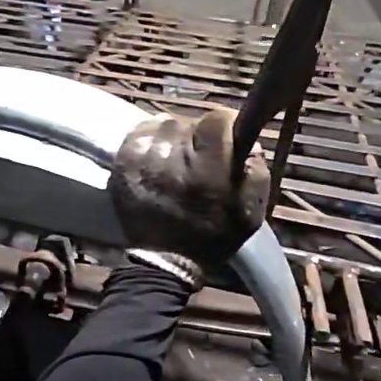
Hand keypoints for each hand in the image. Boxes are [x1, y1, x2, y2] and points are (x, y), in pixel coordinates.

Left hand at [110, 108, 270, 274]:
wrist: (167, 262)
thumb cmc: (215, 237)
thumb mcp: (252, 209)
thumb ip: (256, 170)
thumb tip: (249, 142)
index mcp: (211, 166)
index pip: (217, 118)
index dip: (223, 126)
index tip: (223, 139)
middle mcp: (176, 155)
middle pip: (189, 122)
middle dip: (196, 137)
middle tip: (198, 158)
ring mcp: (146, 157)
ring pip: (163, 126)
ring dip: (172, 139)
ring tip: (174, 160)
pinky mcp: (123, 163)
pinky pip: (138, 134)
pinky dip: (149, 142)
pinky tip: (155, 159)